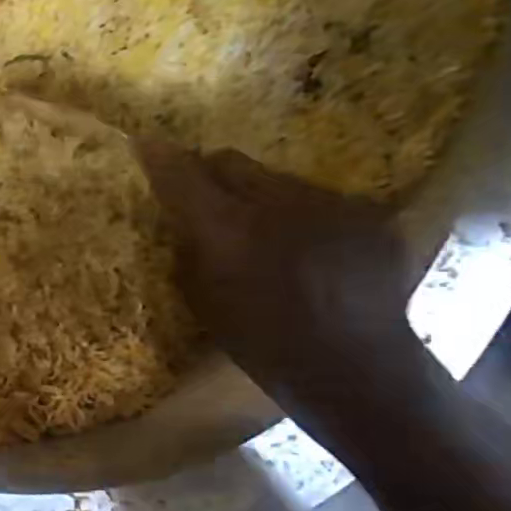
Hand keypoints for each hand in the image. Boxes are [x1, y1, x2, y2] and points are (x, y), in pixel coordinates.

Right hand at [136, 141, 421, 397]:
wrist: (353, 367)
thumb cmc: (261, 343)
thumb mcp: (203, 301)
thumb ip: (190, 251)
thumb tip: (183, 222)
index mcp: (227, 229)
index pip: (182, 175)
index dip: (159, 157)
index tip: (144, 144)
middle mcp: (277, 201)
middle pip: (232, 161)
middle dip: (211, 173)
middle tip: (204, 197)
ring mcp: (328, 202)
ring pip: (277, 179)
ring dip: (259, 196)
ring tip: (264, 232)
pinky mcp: (366, 213)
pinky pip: (318, 199)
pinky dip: (302, 216)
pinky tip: (307, 250)